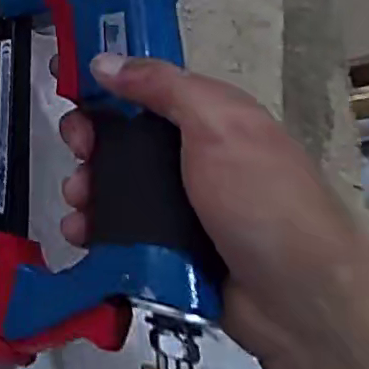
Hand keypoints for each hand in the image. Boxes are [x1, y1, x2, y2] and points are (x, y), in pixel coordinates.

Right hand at [56, 54, 368, 365]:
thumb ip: (161, 86)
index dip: (106, 77)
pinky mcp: (166, 247)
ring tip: (77, 200)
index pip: (147, 82)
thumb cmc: (261, 198)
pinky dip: (93, 227)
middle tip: (76, 147)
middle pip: (122, 132)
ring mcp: (178, 203)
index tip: (65, 76)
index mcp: (206, 114)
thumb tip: (103, 61)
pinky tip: (80, 232)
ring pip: (114, 181)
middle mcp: (189, 153)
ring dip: (85, 184)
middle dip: (89, 135)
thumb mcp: (217, 125)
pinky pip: (119, 228)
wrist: (303, 307)